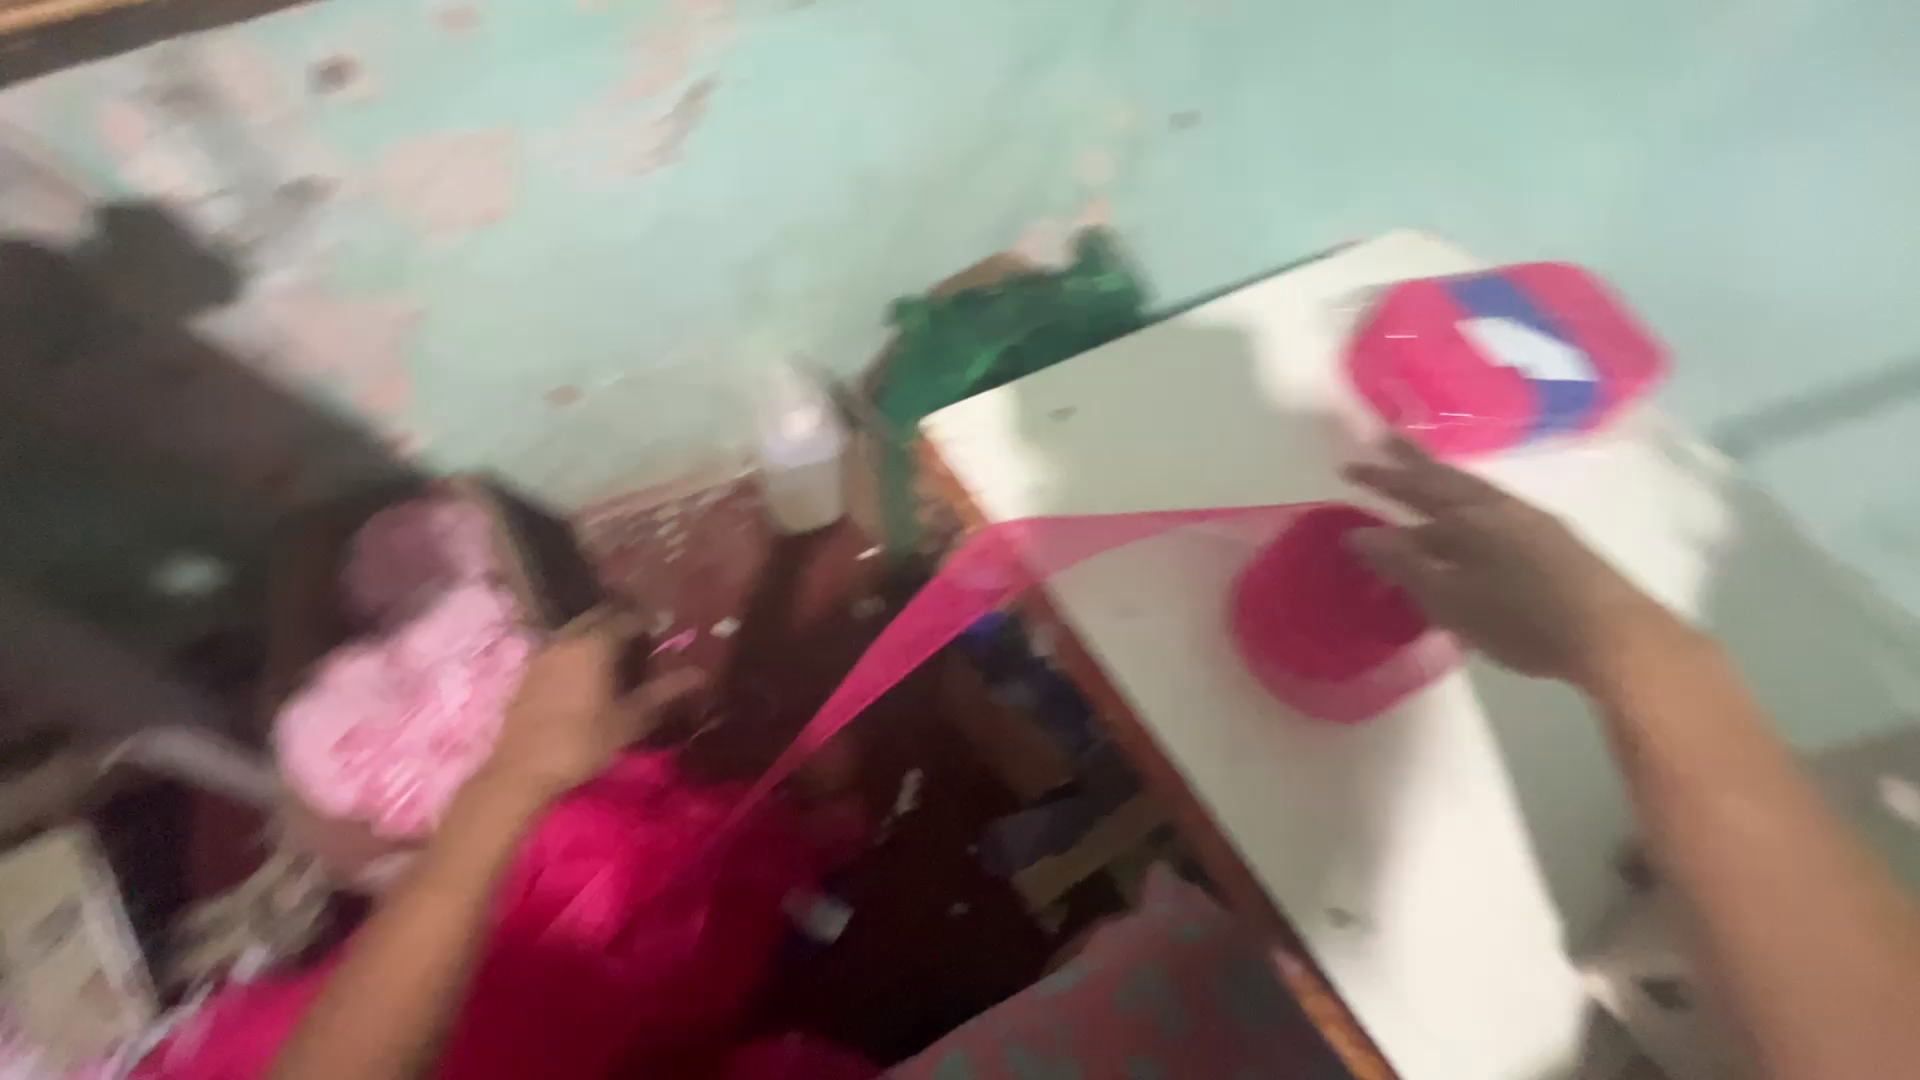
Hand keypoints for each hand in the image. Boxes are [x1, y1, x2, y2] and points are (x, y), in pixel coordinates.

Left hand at [476, 609, 705, 805]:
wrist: (521, 773)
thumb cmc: (583, 742)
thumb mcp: (632, 718)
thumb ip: (666, 691)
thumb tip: (699, 674)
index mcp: (595, 644)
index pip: (628, 617)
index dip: (649, 622)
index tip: (665, 634)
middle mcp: (567, 639)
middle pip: (599, 615)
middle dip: (622, 621)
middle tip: (643, 641)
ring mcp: (543, 654)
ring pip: (577, 630)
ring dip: (598, 634)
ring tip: (617, 656)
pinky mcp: (528, 672)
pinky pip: (561, 646)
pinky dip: (578, 649)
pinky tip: (588, 672)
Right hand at [1343, 438, 1683, 689]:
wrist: (1617, 639)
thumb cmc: (1521, 620)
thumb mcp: (1449, 597)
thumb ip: (1403, 563)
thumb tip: (1357, 534)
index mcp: (1472, 517)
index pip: (1415, 488)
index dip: (1381, 477)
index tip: (1347, 466)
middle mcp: (1501, 509)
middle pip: (1448, 478)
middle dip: (1413, 462)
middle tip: (1383, 441)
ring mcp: (1531, 523)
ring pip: (1473, 494)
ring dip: (1441, 484)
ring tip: (1418, 482)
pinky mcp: (1552, 543)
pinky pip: (1492, 512)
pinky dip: (1466, 508)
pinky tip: (1462, 525)